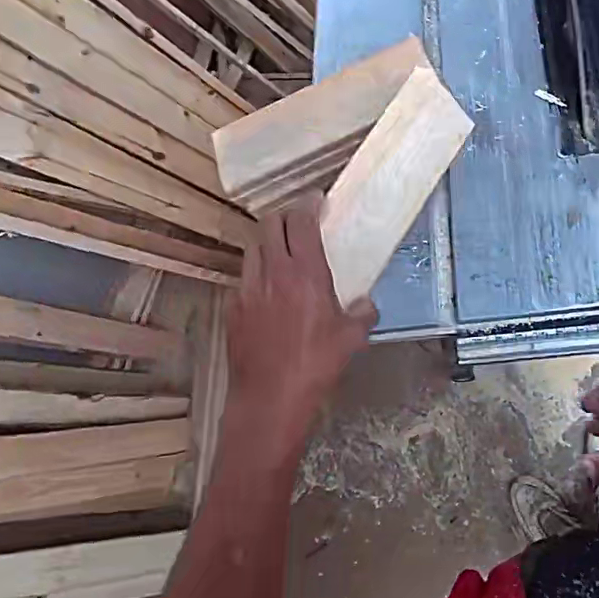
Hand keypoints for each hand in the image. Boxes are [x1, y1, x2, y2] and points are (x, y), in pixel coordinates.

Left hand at [226, 196, 377, 453]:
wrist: (271, 397)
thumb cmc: (317, 364)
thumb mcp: (352, 338)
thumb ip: (362, 313)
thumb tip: (365, 304)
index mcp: (306, 273)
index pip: (301, 222)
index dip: (308, 205)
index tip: (316, 201)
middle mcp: (273, 273)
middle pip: (270, 226)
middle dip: (285, 217)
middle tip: (300, 222)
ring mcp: (248, 289)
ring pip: (253, 248)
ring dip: (269, 242)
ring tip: (283, 251)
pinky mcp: (233, 308)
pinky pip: (244, 278)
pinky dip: (257, 272)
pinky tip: (268, 289)